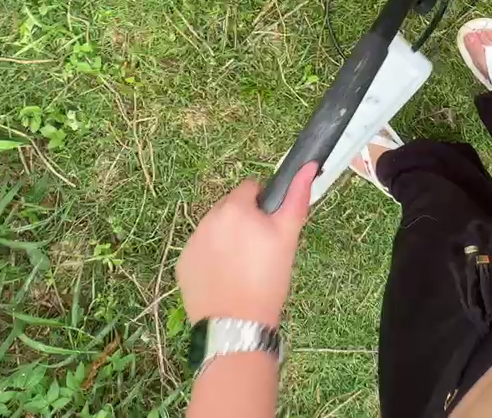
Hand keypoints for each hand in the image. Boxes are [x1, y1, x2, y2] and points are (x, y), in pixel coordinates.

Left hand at [176, 163, 317, 326]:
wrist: (237, 325)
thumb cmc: (268, 278)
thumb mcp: (288, 235)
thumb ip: (297, 196)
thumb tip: (308, 166)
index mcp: (235, 206)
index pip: (250, 188)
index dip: (263, 205)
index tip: (269, 228)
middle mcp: (208, 217)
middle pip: (231, 207)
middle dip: (244, 220)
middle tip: (258, 249)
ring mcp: (192, 241)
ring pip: (215, 228)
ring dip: (227, 237)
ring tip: (242, 266)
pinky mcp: (182, 264)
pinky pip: (200, 250)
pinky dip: (211, 257)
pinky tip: (224, 277)